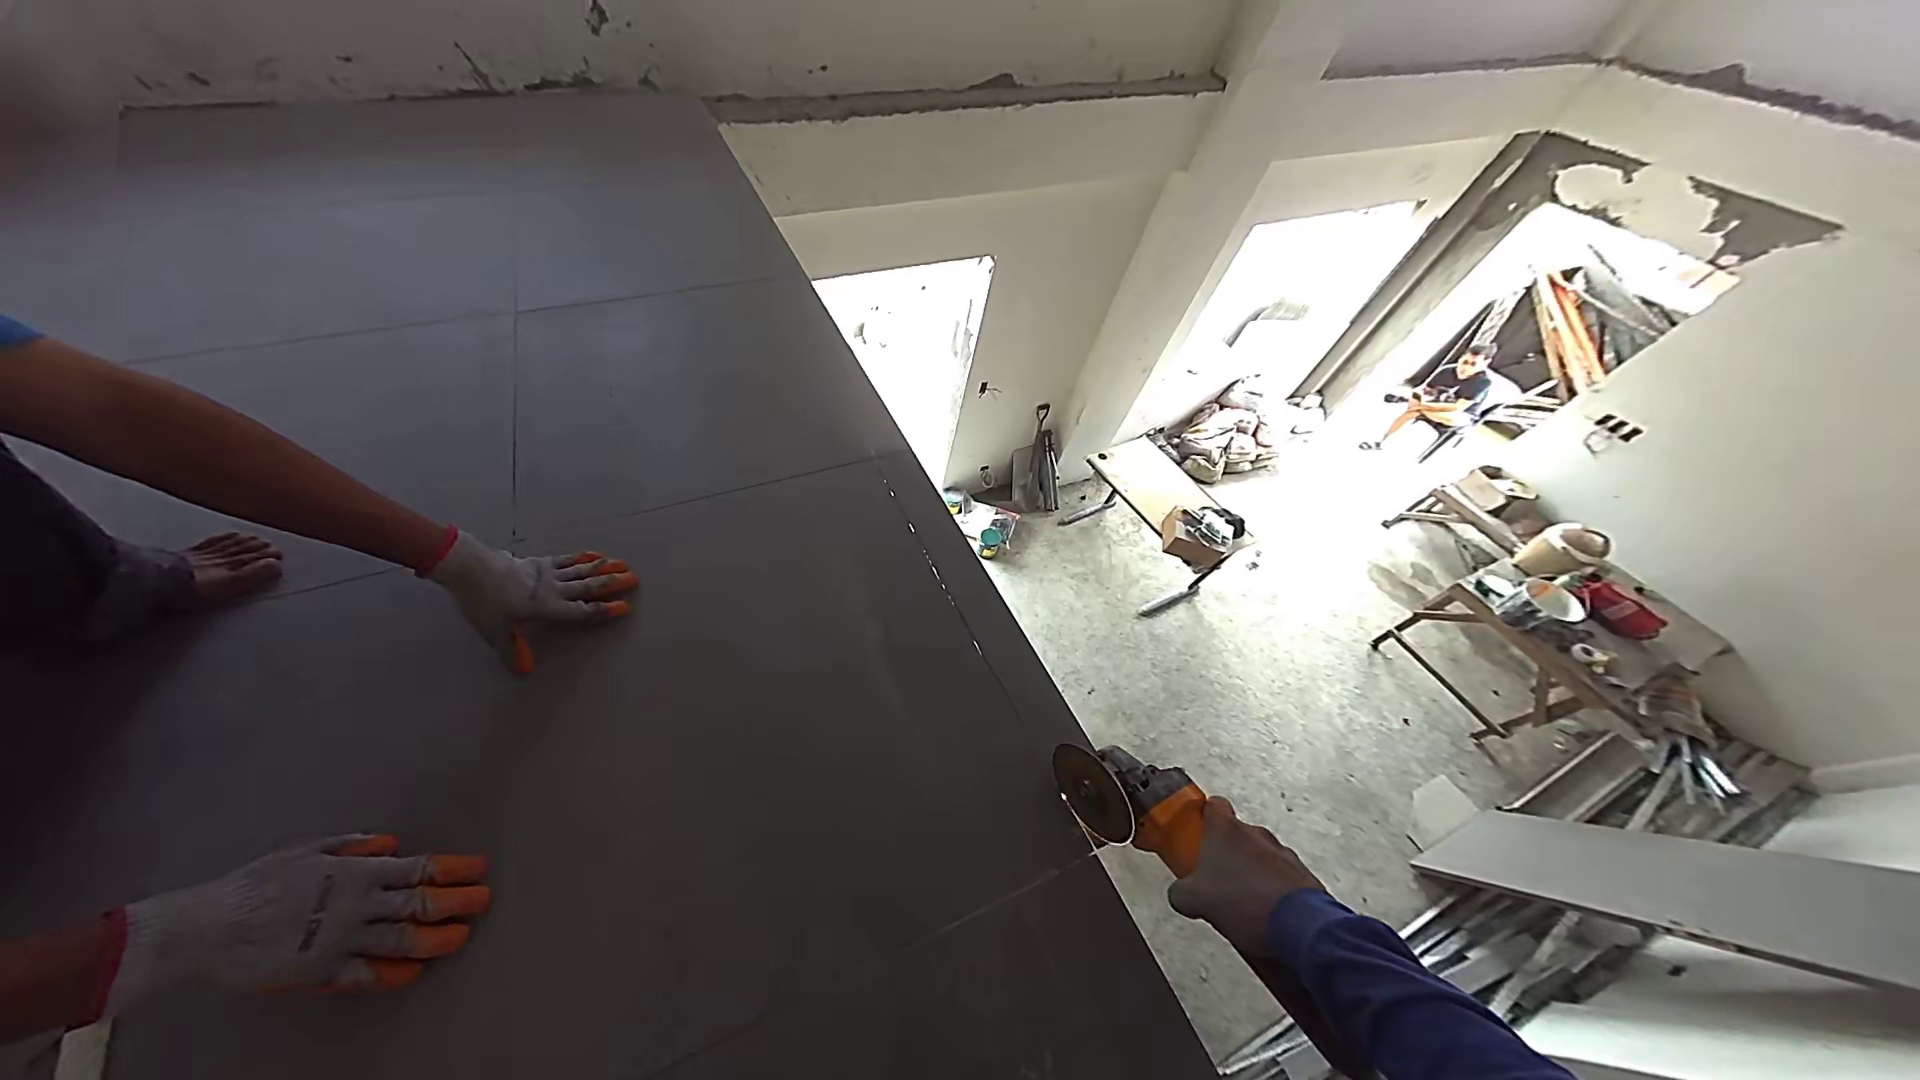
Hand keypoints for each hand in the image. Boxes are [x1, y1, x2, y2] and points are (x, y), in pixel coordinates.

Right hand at [107, 835, 488, 1012]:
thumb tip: (392, 843)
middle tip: (484, 900)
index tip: (479, 868)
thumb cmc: (257, 883)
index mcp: (361, 874)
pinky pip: (363, 975)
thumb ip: (356, 845)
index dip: (456, 868)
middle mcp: (360, 906)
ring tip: (460, 937)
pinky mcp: (318, 972)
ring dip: (436, 939)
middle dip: (459, 901)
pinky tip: (412, 973)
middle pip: (422, 903)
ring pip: (402, 940)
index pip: (423, 868)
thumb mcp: (311, 849)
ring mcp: (341, 941)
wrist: (203, 928)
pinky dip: (391, 974)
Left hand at [426, 528, 638, 672]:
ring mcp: (548, 573)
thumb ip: (512, 650)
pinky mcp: (539, 562)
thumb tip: (524, 672)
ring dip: (603, 568)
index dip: (604, 610)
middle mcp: (554, 589)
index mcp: (548, 607)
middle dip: (612, 583)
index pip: (582, 610)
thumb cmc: (483, 601)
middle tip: (633, 578)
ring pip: (582, 571)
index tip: (625, 607)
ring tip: (622, 563)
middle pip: (589, 587)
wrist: (469, 568)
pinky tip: (593, 554)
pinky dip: (581, 557)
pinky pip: (566, 560)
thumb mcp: (495, 631)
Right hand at [1167, 798, 1322, 957]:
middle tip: (1218, 878)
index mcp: (1225, 829)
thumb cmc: (1246, 902)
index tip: (1198, 832)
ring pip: (1262, 856)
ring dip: (1254, 873)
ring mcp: (1283, 853)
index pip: (1214, 805)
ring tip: (1245, 904)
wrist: (1299, 928)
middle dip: (1228, 853)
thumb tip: (1179, 895)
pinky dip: (1275, 891)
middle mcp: (1256, 833)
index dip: (1205, 817)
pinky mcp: (1305, 876)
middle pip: (1237, 834)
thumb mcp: (1195, 900)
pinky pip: (1284, 877)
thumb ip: (1181, 891)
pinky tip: (1268, 915)